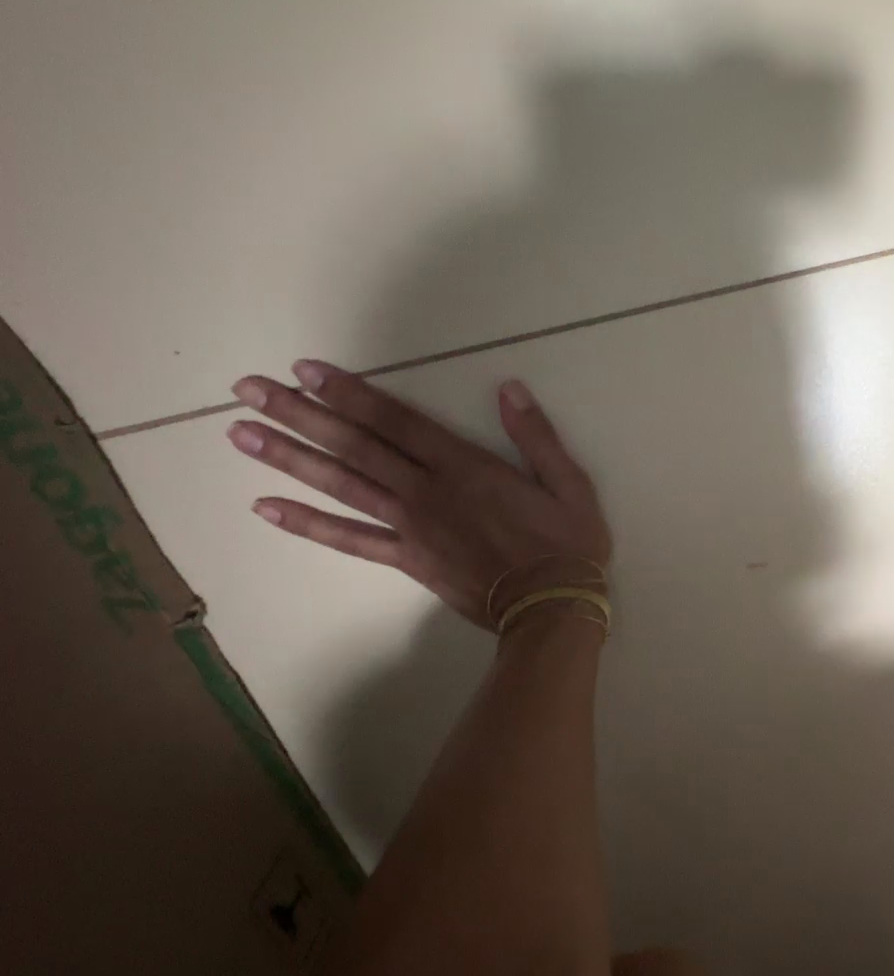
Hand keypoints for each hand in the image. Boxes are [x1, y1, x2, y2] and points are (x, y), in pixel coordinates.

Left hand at [226, 360, 610, 629]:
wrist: (552, 605)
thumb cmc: (568, 543)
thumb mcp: (571, 485)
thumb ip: (538, 437)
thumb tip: (510, 390)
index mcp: (467, 468)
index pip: (399, 422)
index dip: (353, 394)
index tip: (307, 371)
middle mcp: (427, 491)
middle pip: (356, 447)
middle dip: (301, 415)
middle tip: (247, 389)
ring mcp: (411, 527)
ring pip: (342, 487)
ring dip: (290, 459)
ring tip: (240, 435)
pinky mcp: (407, 559)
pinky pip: (350, 540)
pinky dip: (308, 525)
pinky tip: (266, 508)